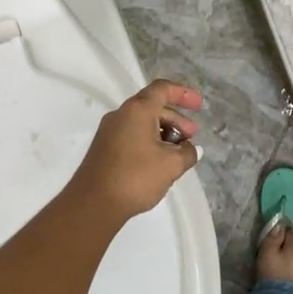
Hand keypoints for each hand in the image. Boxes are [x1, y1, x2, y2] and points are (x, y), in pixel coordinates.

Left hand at [61, 79, 202, 220]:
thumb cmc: (136, 177)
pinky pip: (132, 136)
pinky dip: (150, 141)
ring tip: (178, 153)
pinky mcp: (104, 149)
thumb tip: (191, 149)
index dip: (183, 93)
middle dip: (176, 119)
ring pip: (142, 123)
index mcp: (137, 110)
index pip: (162, 89)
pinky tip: (159, 162)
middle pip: (153, 107)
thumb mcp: (171, 165)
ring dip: (164, 132)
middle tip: (192, 136)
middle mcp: (121, 115)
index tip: (199, 105)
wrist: (93, 204)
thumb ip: (188, 152)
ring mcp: (109, 132)